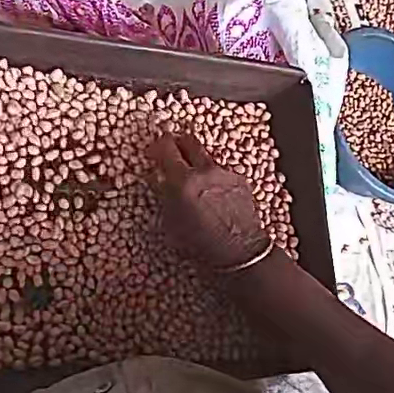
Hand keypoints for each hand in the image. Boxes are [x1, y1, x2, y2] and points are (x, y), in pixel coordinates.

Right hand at [149, 131, 270, 270]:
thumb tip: (157, 178)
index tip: (153, 151)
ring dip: (196, 164)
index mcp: (183, 181)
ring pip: (206, 157)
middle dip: (177, 144)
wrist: (239, 252)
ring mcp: (225, 173)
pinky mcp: (240, 180)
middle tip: (171, 154)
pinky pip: (221, 172)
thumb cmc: (200, 244)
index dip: (157, 146)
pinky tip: (212, 196)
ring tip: (193, 184)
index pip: (165, 146)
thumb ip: (163, 194)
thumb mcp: (171, 223)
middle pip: (188, 140)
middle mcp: (205, 171)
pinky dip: (213, 178)